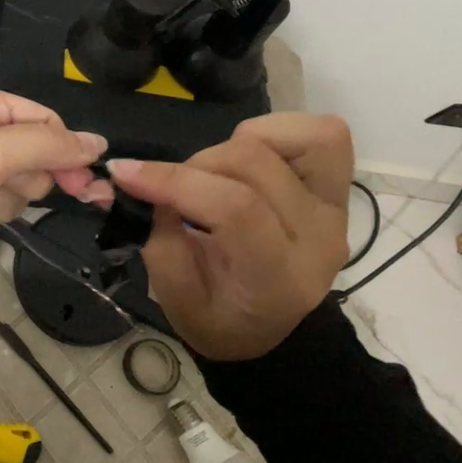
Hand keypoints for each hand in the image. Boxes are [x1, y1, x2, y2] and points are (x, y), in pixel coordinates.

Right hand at [109, 113, 353, 360]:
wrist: (271, 330)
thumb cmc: (218, 317)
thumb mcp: (176, 302)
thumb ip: (160, 240)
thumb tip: (139, 178)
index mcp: (277, 277)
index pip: (235, 208)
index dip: (174, 181)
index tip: (124, 173)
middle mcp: (317, 237)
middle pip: (254, 163)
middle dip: (195, 163)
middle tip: (173, 187)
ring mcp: (335, 208)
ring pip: (288, 139)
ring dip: (233, 144)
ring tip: (213, 173)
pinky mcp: (337, 188)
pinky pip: (320, 133)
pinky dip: (273, 132)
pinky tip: (247, 159)